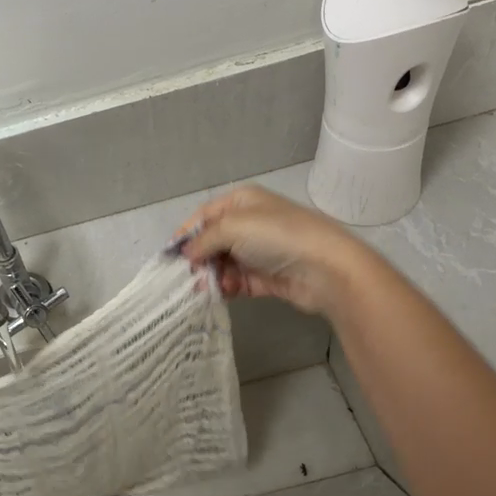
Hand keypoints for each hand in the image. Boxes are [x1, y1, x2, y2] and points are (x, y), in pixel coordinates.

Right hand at [177, 184, 383, 316]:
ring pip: (224, 264)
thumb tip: (186, 254)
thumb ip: (204, 239)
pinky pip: (238, 282)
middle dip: (199, 259)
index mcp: (243, 201)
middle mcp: (250, 223)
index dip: (186, 234)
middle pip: (213, 241)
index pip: (205, 215)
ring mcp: (259, 251)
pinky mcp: (267, 277)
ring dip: (213, 276)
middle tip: (187, 277)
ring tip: (205, 289)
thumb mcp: (233, 227)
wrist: (325, 268)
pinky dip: (228, 287)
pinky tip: (223, 294)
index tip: (169, 256)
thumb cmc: (277, 236)